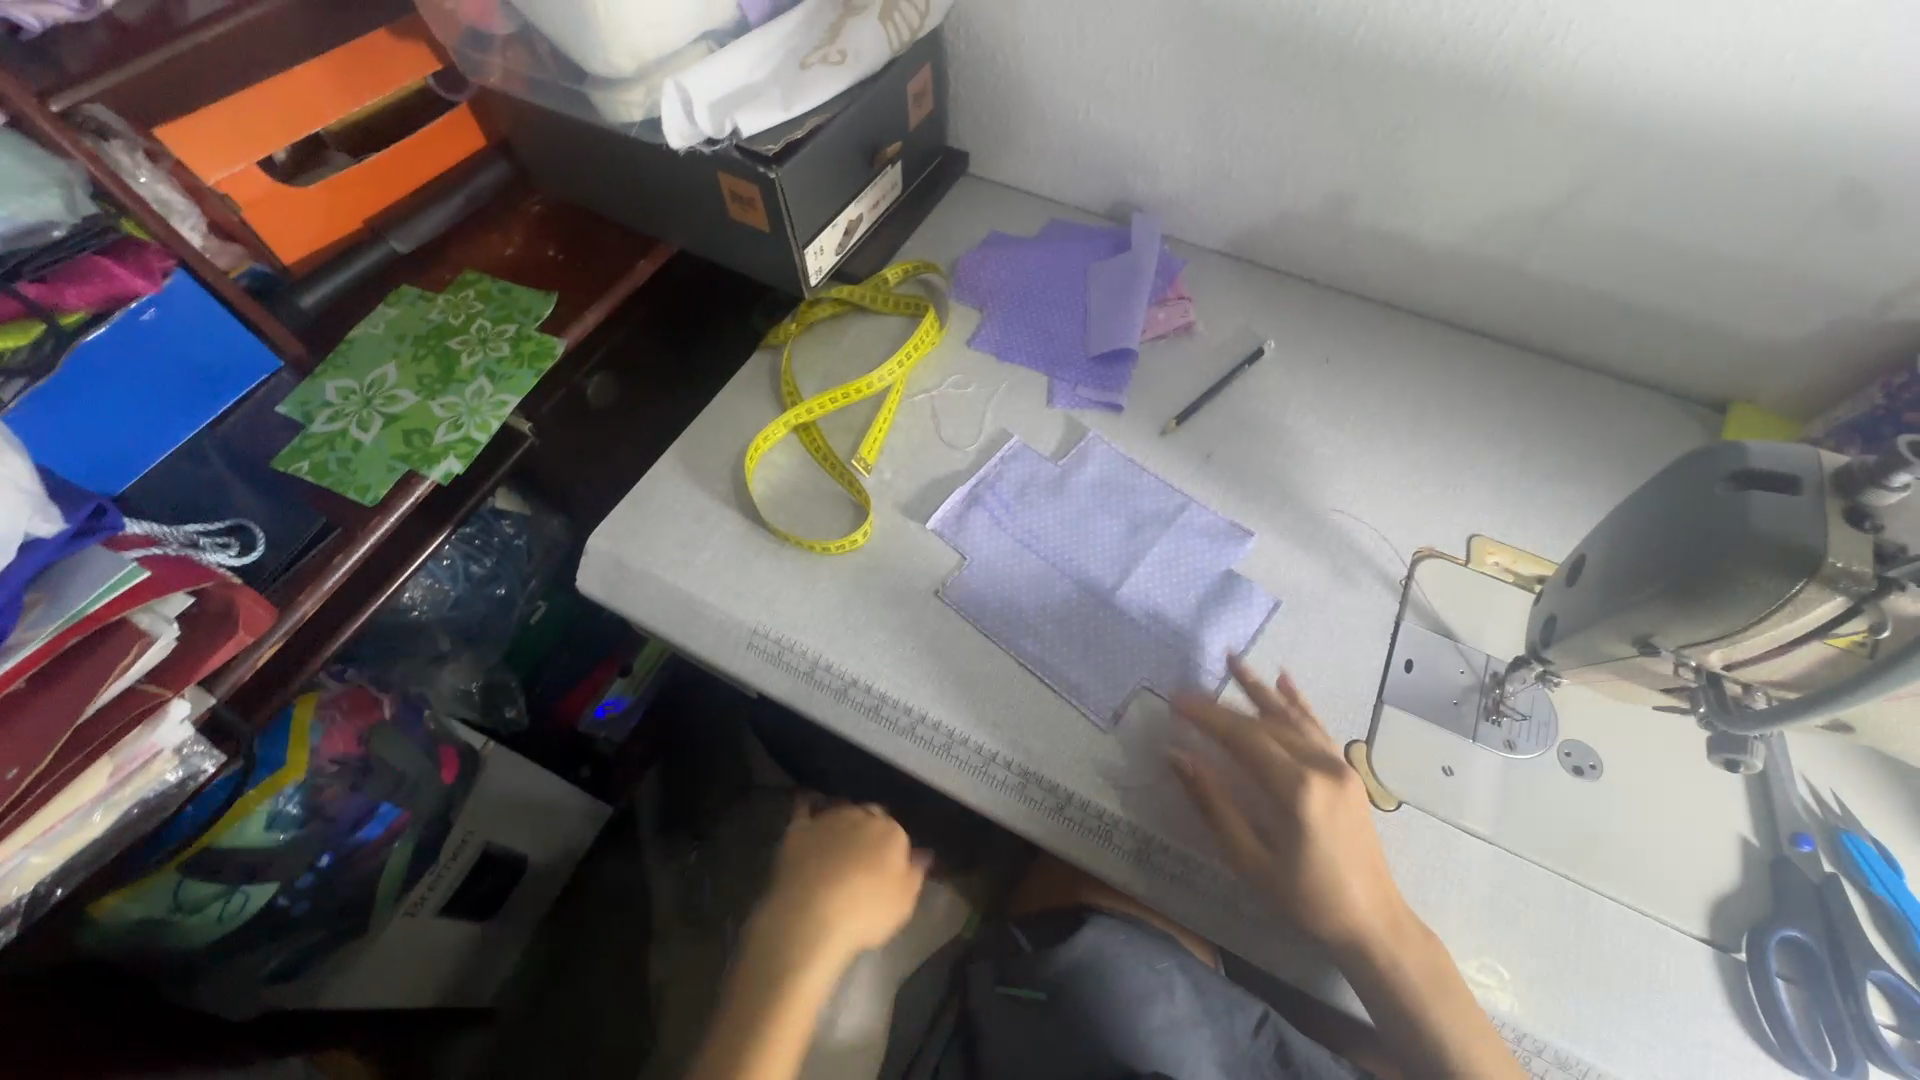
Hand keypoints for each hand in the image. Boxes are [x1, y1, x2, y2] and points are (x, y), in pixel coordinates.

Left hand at [753, 797, 928, 969]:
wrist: (810, 916)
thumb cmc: (865, 913)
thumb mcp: (903, 902)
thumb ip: (915, 873)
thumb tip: (924, 853)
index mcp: (892, 832)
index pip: (897, 832)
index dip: (892, 849)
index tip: (888, 867)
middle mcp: (862, 816)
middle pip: (870, 816)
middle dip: (870, 829)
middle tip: (864, 855)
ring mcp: (828, 819)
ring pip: (842, 808)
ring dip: (844, 818)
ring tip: (841, 835)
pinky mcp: (799, 828)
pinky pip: (804, 807)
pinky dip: (809, 802)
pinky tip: (808, 800)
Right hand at [1170, 656, 1413, 958]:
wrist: (1373, 922)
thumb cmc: (1306, 899)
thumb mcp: (1249, 859)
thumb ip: (1213, 804)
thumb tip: (1178, 757)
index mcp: (1296, 790)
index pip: (1242, 737)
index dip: (1207, 716)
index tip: (1175, 699)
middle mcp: (1321, 767)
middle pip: (1265, 722)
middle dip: (1225, 703)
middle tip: (1188, 688)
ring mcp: (1340, 767)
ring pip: (1292, 717)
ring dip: (1260, 688)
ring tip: (1233, 660)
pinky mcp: (1348, 773)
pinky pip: (1318, 728)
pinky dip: (1298, 702)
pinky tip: (1284, 680)